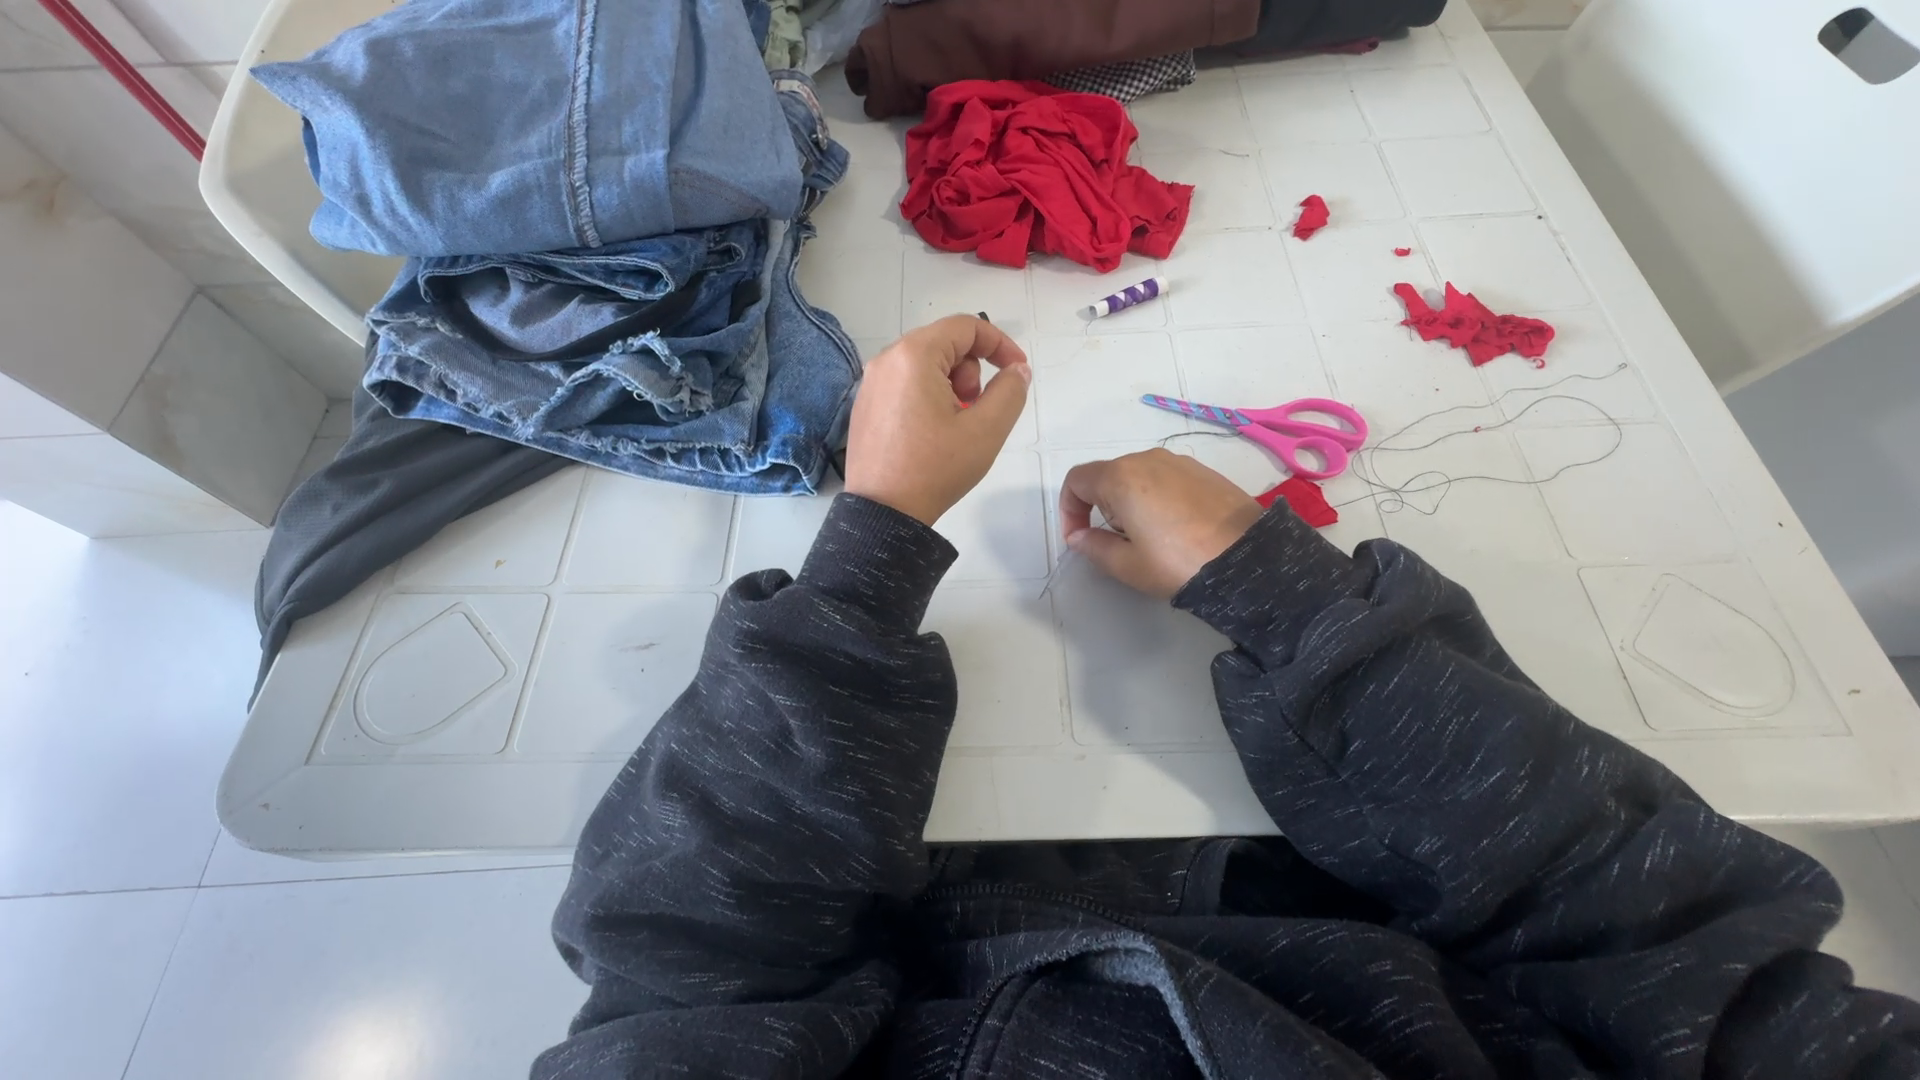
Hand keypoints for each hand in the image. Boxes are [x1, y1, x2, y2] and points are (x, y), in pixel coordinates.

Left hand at [843, 315, 1031, 525]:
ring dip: (952, 384)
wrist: (883, 512)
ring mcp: (871, 383)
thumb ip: (1010, 391)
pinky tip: (933, 433)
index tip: (1018, 371)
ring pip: (925, 364)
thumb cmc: (935, 468)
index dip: (999, 344)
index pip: (965, 326)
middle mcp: (886, 359)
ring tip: (956, 424)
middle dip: (972, 370)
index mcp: (913, 355)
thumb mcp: (985, 431)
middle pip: (944, 343)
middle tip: (977, 408)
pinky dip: (929, 396)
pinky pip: (905, 384)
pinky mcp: (865, 405)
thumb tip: (1017, 371)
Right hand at [1060, 449, 1263, 598]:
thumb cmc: (1179, 562)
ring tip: (1149, 538)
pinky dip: (1156, 498)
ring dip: (1130, 503)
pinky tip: (1175, 529)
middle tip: (1118, 543)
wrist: (1249, 560)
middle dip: (1102, 508)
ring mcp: (1178, 462)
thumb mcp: (1127, 565)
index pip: (1077, 481)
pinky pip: (1165, 479)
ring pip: (1137, 477)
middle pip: (1107, 476)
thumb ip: (1093, 547)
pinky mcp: (1204, 471)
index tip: (1078, 538)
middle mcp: (1147, 459)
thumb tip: (1079, 537)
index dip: (1069, 510)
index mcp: (1121, 477)